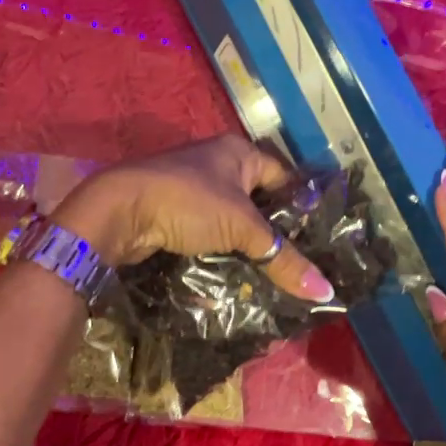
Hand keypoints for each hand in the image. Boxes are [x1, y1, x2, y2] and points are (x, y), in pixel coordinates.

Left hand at [51, 135, 335, 301]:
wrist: (119, 212)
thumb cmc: (188, 202)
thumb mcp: (242, 229)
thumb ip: (283, 260)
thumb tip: (326, 292)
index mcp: (238, 152)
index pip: (284, 177)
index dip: (301, 206)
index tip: (319, 239)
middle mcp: (217, 164)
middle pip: (259, 201)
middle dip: (275, 232)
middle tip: (299, 263)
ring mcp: (193, 189)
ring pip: (233, 220)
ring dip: (248, 246)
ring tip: (274, 275)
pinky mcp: (174, 213)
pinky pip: (210, 233)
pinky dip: (223, 252)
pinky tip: (238, 275)